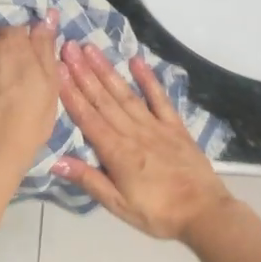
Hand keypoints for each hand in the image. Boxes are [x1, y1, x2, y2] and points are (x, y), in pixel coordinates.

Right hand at [52, 43, 232, 240]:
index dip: (71, 93)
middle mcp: (133, 133)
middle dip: (83, 72)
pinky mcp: (175, 127)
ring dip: (107, 71)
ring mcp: (156, 127)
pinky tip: (136, 61)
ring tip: (91, 49)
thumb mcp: (118, 205)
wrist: (205, 214)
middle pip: (103, 99)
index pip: (88, 118)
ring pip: (126, 94)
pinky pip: (159, 99)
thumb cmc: (157, 214)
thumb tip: (55, 161)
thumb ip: (89, 180)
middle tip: (68, 47)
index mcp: (117, 152)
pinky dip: (148, 79)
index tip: (56, 70)